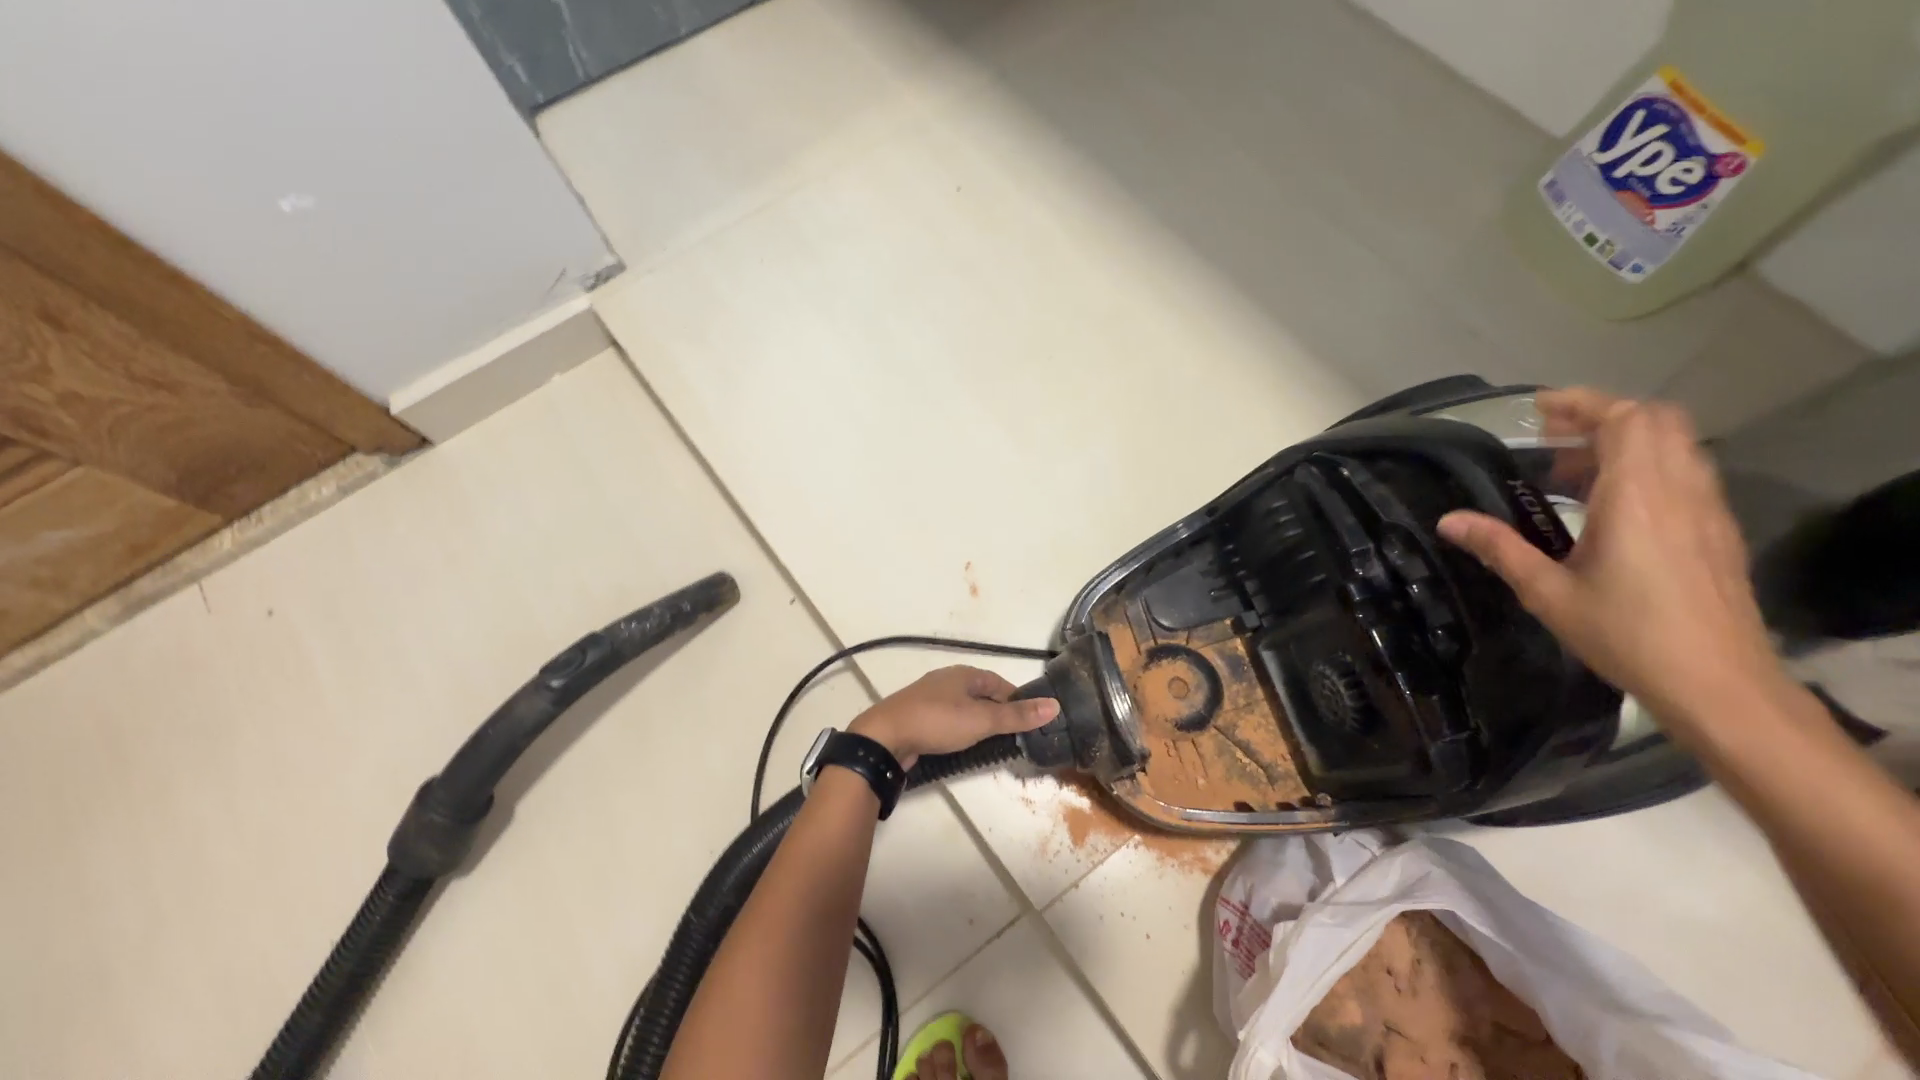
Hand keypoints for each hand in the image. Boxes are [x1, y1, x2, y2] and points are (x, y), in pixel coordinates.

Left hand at [849, 666, 1059, 768]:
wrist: (884, 737)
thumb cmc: (936, 721)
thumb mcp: (982, 720)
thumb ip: (1016, 716)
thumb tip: (1055, 705)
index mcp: (963, 674)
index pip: (1000, 683)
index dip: (1017, 700)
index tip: (1029, 721)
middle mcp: (946, 682)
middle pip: (981, 695)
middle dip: (997, 713)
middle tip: (1014, 737)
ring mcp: (928, 700)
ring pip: (963, 710)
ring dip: (977, 724)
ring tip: (991, 745)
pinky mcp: (916, 719)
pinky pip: (946, 723)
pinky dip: (958, 733)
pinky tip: (961, 747)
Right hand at [1436, 388, 1784, 731]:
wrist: (1717, 680)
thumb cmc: (1626, 634)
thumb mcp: (1548, 593)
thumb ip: (1500, 549)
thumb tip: (1448, 521)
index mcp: (1636, 495)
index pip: (1624, 418)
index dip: (1583, 404)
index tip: (1540, 410)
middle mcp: (1678, 488)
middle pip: (1654, 421)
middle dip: (1603, 418)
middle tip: (1553, 440)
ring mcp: (1706, 508)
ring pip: (1675, 446)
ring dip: (1626, 443)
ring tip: (1573, 475)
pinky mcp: (1718, 530)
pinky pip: (1685, 474)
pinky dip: (1647, 469)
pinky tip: (1611, 509)